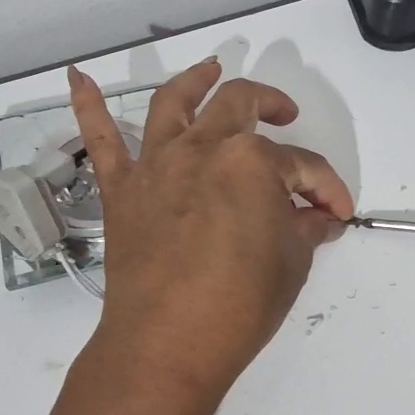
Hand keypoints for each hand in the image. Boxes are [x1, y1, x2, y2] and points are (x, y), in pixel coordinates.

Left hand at [69, 59, 353, 400]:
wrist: (168, 344)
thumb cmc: (241, 304)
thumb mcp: (292, 263)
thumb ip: (306, 228)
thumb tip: (319, 217)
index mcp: (252, 161)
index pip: (302, 166)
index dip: (327, 188)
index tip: (338, 212)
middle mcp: (203, 147)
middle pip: (240, 106)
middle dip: (272, 104)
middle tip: (286, 115)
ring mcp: (157, 164)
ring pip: (174, 102)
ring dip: (195, 80)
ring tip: (211, 69)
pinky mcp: (122, 190)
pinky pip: (101, 140)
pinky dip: (86, 106)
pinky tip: (77, 78)